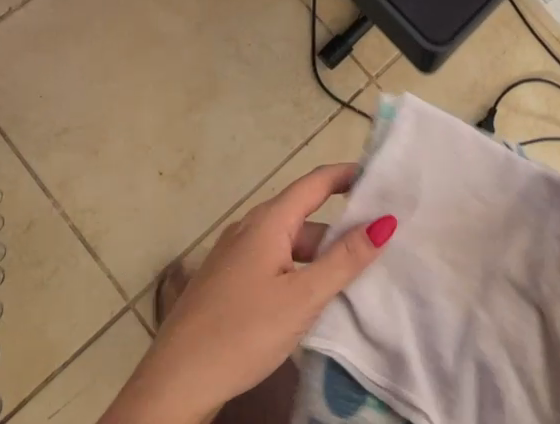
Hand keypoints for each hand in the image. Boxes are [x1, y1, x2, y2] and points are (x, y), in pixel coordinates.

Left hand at [103, 163, 396, 423]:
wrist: (175, 383)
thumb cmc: (243, 332)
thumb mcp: (303, 298)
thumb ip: (345, 259)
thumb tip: (385, 221)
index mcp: (268, 221)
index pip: (316, 182)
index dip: (349, 175)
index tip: (382, 179)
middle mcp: (248, 228)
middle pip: (304, 214)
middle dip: (341, 224)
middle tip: (380, 241)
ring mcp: (233, 255)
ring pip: (289, 242)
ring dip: (320, 253)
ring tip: (354, 276)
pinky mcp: (226, 281)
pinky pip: (273, 261)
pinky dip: (299, 269)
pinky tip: (312, 297)